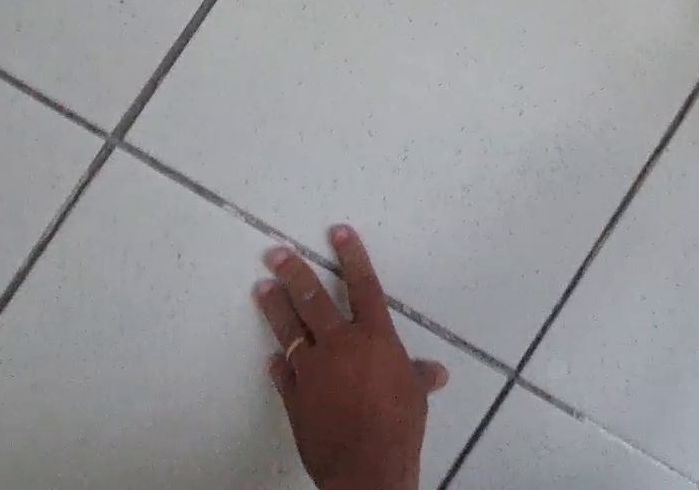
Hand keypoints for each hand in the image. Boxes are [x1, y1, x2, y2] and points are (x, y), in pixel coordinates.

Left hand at [255, 226, 448, 489]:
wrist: (365, 468)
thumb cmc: (399, 426)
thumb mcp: (415, 395)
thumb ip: (420, 376)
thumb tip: (435, 373)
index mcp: (375, 336)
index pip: (363, 285)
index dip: (351, 256)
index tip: (337, 231)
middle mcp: (341, 344)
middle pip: (314, 299)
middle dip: (294, 272)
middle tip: (275, 254)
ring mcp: (313, 369)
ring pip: (290, 329)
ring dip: (275, 306)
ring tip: (262, 287)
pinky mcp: (295, 397)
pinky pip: (283, 374)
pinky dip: (279, 363)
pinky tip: (272, 357)